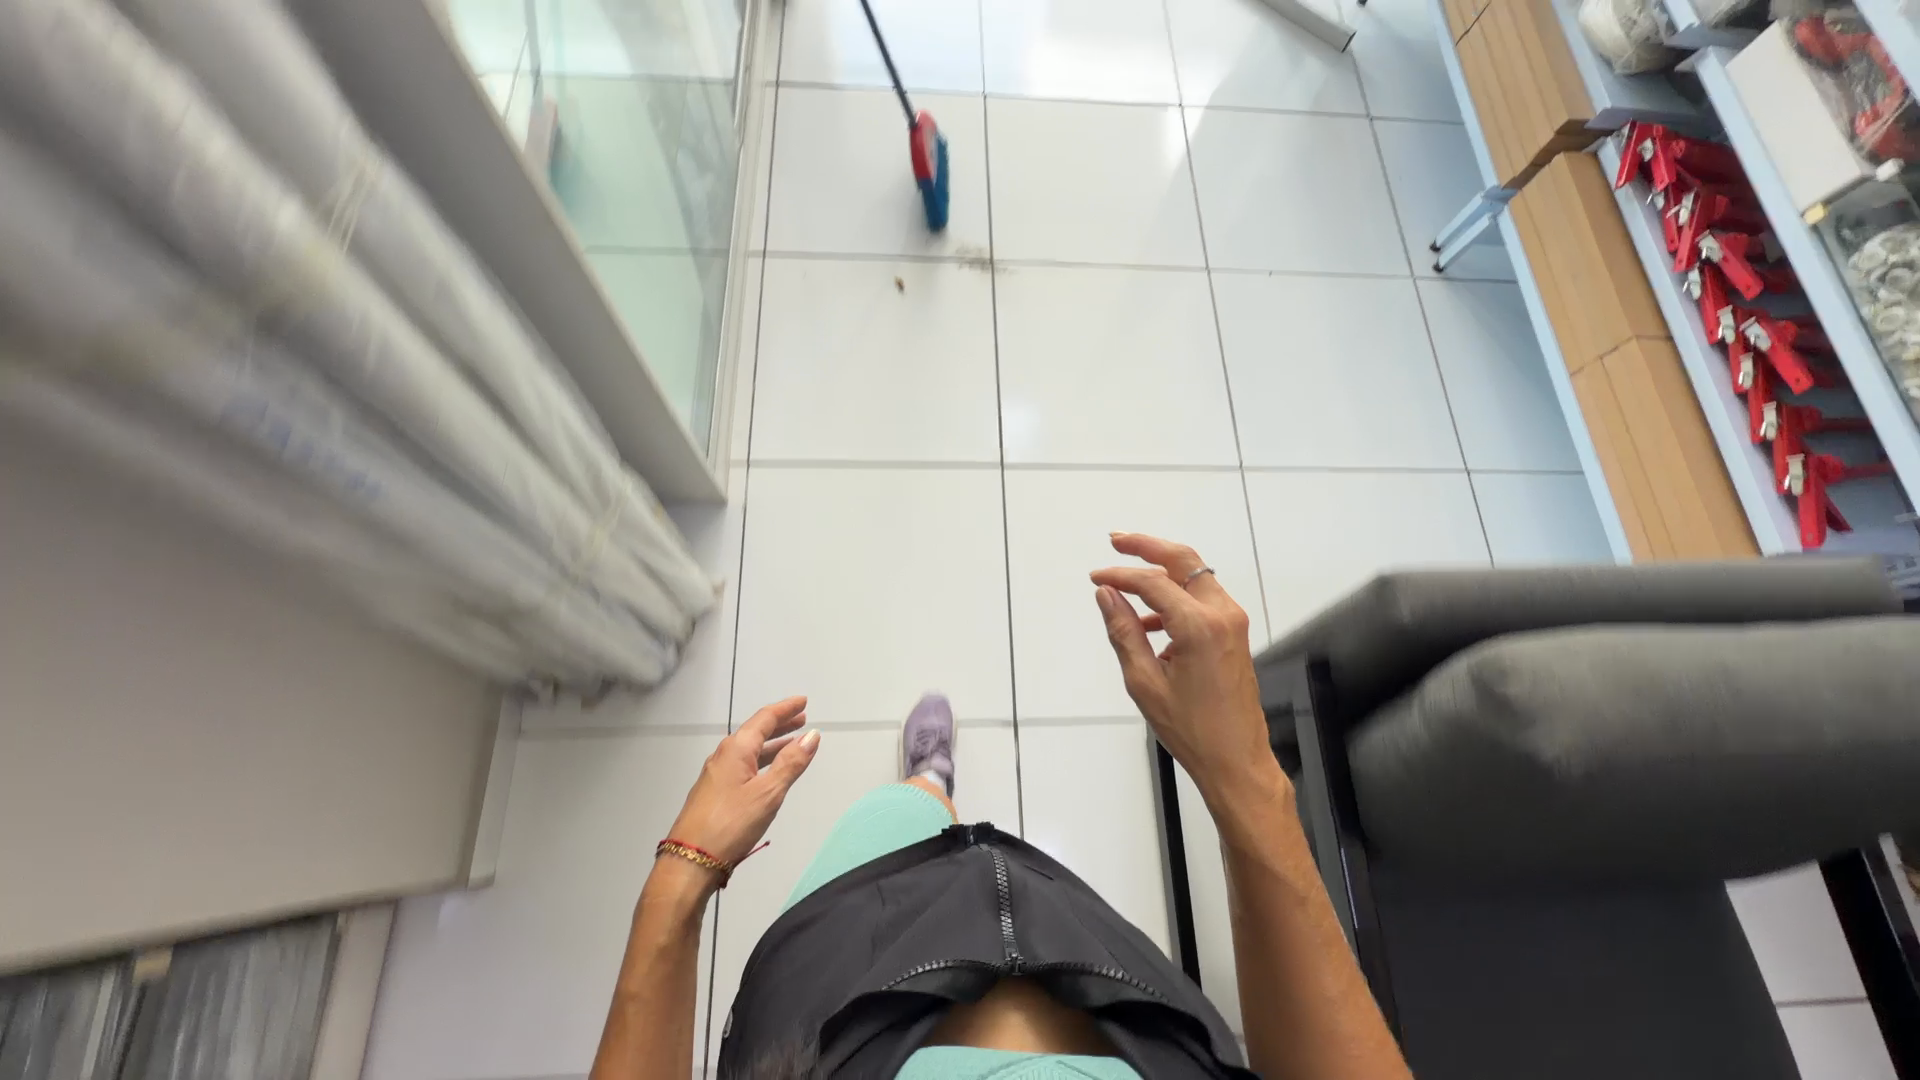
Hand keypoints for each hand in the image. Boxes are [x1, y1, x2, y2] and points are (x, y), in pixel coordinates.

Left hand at [664, 696, 820, 874]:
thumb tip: (812, 735)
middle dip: (780, 724)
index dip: (785, 709)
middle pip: (755, 731)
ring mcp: (716, 774)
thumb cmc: (732, 822)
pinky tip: (769, 771)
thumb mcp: (768, 792)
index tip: (804, 701)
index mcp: (737, 749)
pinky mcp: (714, 792)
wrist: (690, 860)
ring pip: (749, 750)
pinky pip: (744, 765)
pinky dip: (762, 760)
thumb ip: (791, 763)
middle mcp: (724, 755)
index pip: (765, 718)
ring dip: (772, 744)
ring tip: (792, 743)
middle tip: (801, 718)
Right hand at [1091, 534, 1276, 802]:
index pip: (1152, 583)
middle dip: (1148, 546)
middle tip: (1117, 540)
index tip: (1096, 577)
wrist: (1237, 759)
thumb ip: (1124, 631)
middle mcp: (1221, 615)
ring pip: (1195, 575)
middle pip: (1183, 560)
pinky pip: (1202, 598)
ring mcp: (1232, 622)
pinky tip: (1148, 620)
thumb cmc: (1193, 730)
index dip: (1120, 575)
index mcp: (1198, 627)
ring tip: (1126, 580)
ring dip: (1161, 571)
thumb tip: (1107, 595)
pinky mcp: (1234, 632)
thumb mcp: (1144, 682)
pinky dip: (1175, 596)